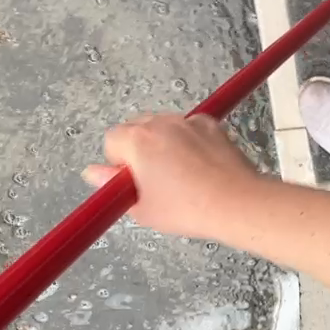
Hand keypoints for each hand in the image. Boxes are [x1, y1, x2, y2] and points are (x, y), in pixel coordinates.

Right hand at [82, 114, 268, 239]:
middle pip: (137, 128)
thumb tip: (94, 174)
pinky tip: (200, 167)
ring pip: (165, 127)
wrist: (236, 203)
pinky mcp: (212, 125)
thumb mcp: (142, 207)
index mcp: (137, 140)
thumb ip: (112, 186)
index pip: (111, 140)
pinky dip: (191, 141)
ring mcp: (189, 122)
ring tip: (181, 176)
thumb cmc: (191, 208)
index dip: (119, 164)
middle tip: (155, 180)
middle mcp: (162, 123)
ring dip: (165, 144)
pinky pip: (191, 129)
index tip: (132, 181)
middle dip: (140, 150)